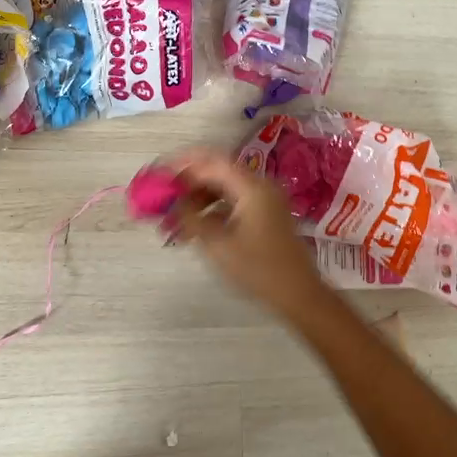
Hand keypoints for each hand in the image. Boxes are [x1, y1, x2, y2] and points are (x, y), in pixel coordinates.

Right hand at [161, 147, 330, 316]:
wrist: (299, 294)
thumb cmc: (259, 269)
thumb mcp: (217, 244)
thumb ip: (191, 217)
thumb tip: (170, 200)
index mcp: (251, 187)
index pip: (211, 162)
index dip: (182, 165)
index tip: (158, 173)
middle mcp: (259, 186)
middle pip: (216, 172)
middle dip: (187, 182)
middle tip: (162, 194)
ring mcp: (264, 200)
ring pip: (223, 188)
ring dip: (197, 198)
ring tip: (172, 217)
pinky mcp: (264, 214)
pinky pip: (232, 201)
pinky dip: (211, 209)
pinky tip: (193, 227)